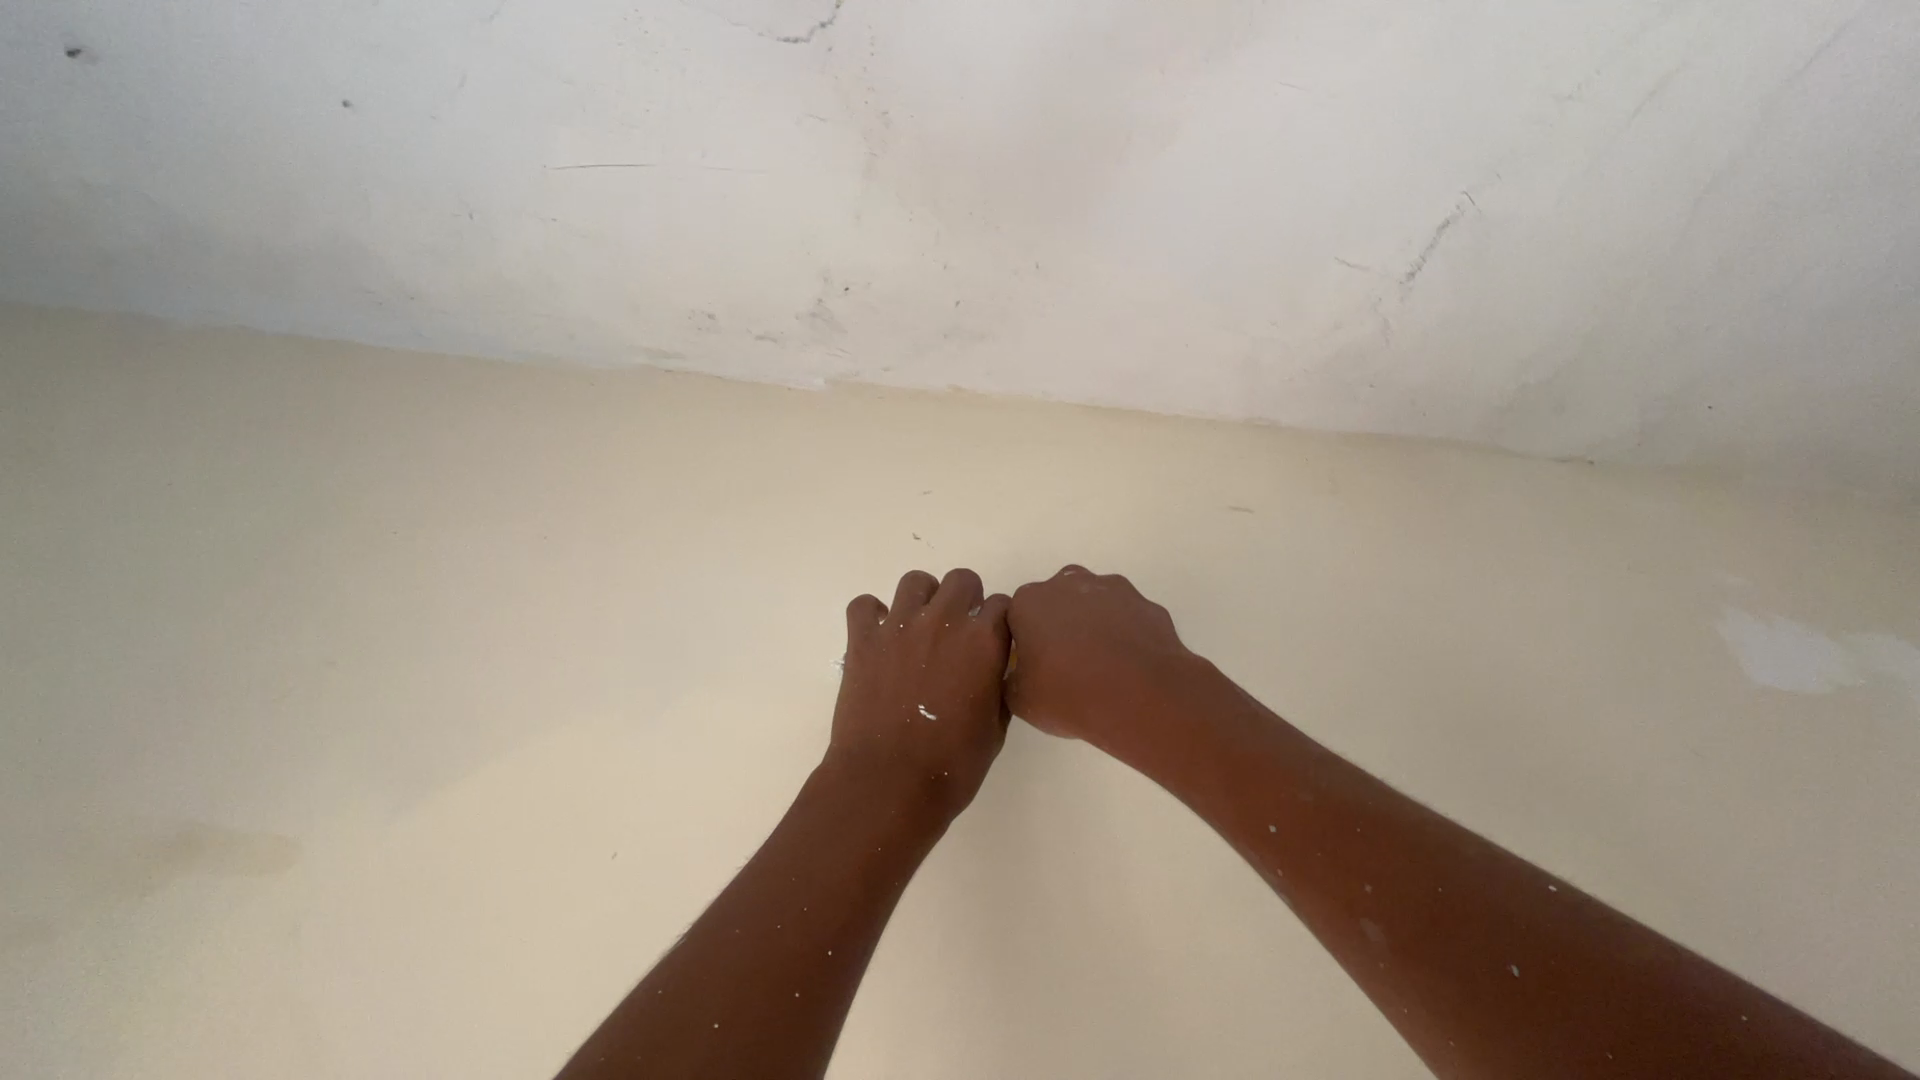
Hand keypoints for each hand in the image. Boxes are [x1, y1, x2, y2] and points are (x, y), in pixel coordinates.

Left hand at [827, 569, 1012, 822]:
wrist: (889, 783)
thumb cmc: (952, 766)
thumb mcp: (996, 729)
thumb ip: (997, 688)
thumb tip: (992, 672)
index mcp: (984, 642)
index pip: (1002, 605)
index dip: (1000, 622)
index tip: (993, 640)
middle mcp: (944, 622)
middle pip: (963, 580)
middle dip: (966, 599)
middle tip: (959, 631)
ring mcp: (900, 626)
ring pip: (915, 581)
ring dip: (923, 598)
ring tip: (919, 628)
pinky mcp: (863, 639)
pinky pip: (865, 604)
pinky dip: (873, 615)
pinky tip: (879, 638)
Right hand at [1007, 565, 1199, 750]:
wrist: (1141, 699)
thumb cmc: (1069, 695)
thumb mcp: (1020, 701)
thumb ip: (1012, 679)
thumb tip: (1021, 675)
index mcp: (1030, 602)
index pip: (1017, 617)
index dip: (1025, 643)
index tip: (1035, 669)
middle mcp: (1068, 584)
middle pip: (1056, 602)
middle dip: (1059, 627)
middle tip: (1067, 667)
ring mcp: (1112, 590)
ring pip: (1095, 605)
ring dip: (1094, 627)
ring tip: (1103, 668)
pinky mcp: (1146, 604)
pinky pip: (1128, 619)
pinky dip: (1126, 636)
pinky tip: (1130, 666)